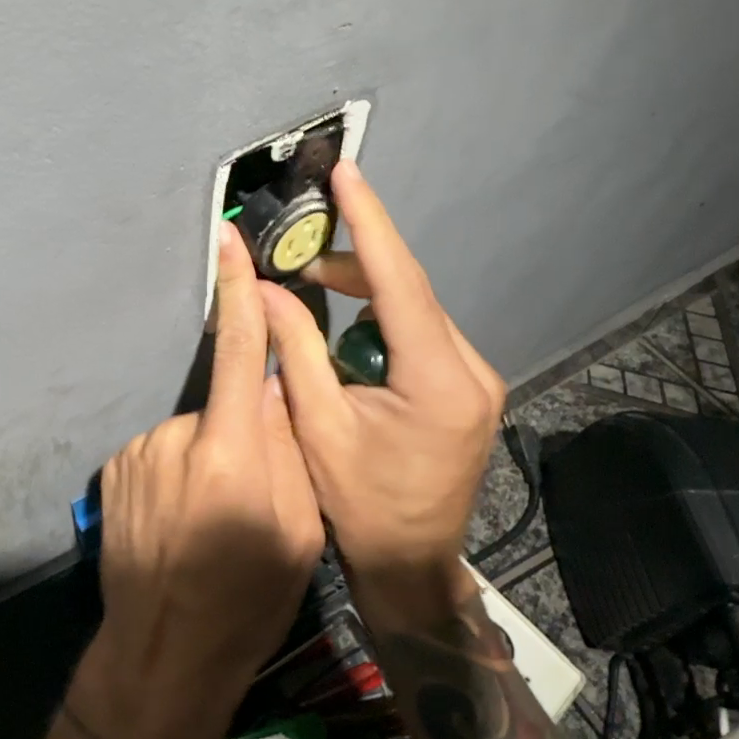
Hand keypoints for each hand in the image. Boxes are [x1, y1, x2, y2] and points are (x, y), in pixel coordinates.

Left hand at [51, 223, 324, 738]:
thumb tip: (269, 386)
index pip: (236, 352)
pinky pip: (159, 454)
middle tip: (248, 497)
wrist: (165, 650)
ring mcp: (137, 453)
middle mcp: (175, 438)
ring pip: (190, 435)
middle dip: (240, 433)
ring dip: (205, 460)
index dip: (235, 291)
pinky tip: (178, 522)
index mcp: (230, 452)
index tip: (223, 237)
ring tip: (208, 520)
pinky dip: (174, 475)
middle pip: (221, 407)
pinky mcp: (113, 470)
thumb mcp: (299, 530)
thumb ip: (287, 447)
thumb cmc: (246, 599)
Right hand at [258, 160, 506, 623]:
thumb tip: (262, 287)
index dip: (370, 223)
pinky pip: (421, 332)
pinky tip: (348, 332)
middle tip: (300, 259)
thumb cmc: (360, 504)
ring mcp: (477, 379)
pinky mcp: (468, 388)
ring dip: (367, 292)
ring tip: (314, 290)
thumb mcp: (317, 424)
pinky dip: (382, 319)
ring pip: (415, 309)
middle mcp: (470, 369)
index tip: (349, 175)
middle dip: (355, 263)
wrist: (412, 564)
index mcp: (437, 379)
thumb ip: (294, 348)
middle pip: (408, 290)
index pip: (399, 281)